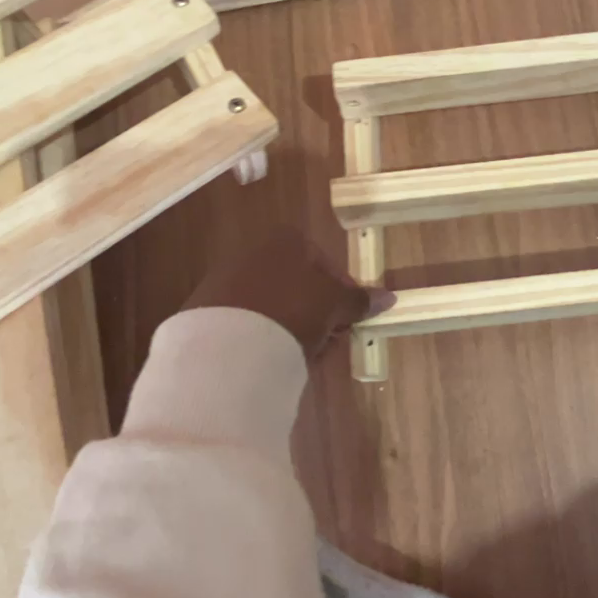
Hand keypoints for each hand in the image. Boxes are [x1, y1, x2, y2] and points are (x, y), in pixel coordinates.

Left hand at [184, 229, 389, 357]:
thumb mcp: (335, 303)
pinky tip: (272, 358)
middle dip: (317, 311)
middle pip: (298, 283)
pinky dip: (264, 336)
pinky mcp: (208, 309)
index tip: (347, 319)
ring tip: (302, 354)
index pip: (325, 262)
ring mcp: (227, 278)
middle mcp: (254, 250)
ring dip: (292, 326)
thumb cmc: (294, 309)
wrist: (230, 342)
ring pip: (274, 304)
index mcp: (285, 239)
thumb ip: (359, 299)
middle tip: (328, 339)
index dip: (341, 293)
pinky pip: (248, 320)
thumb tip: (389, 296)